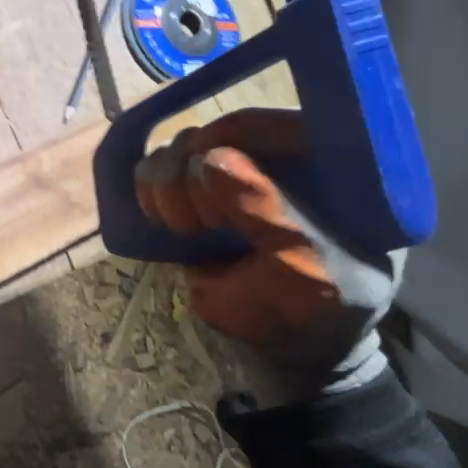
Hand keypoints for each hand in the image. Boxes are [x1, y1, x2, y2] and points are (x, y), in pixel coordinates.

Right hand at [134, 109, 404, 406]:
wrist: (287, 344)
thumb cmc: (318, 307)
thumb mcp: (307, 267)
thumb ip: (269, 214)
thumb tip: (215, 160)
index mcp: (322, 163)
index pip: (264, 123)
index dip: (227, 138)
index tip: (208, 172)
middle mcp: (270, 157)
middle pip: (207, 134)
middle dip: (191, 176)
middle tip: (203, 223)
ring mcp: (226, 174)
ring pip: (172, 150)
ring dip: (165, 188)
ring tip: (185, 229)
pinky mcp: (186, 192)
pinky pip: (149, 168)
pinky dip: (146, 191)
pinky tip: (164, 222)